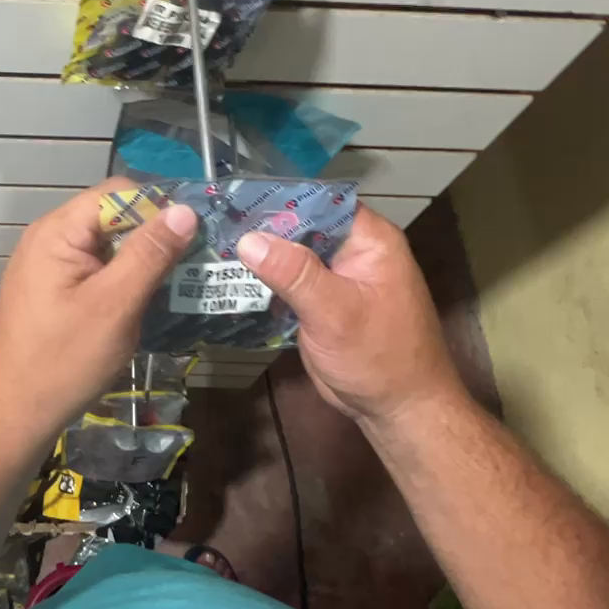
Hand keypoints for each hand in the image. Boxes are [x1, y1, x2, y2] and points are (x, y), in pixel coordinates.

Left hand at [0, 178, 196, 441]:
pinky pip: (93, 269)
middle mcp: (48, 238)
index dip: (158, 207)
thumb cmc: (65, 360)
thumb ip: (150, 254)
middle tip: (192, 262)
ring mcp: (46, 266)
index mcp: (57, 232)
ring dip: (139, 259)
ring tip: (175, 283)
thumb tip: (185, 210)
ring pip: (105, 245)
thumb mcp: (116, 305)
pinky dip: (120, 278)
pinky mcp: (50, 290)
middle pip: (111, 216)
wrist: (15, 415)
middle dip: (152, 234)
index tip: (195, 235)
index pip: (117, 193)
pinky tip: (142, 301)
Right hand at [236, 206, 466, 426]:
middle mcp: (352, 250)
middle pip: (301, 225)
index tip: (235, 198)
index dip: (279, 197)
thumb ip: (294, 273)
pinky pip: (289, 281)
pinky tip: (227, 277)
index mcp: (368, 239)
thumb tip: (248, 239)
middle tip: (213, 223)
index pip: (320, 201)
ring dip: (258, 255)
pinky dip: (264, 281)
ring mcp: (336, 277)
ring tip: (211, 246)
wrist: (397, 411)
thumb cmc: (379, 358)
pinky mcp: (321, 302)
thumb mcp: (335, 312)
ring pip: (291, 254)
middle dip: (261, 227)